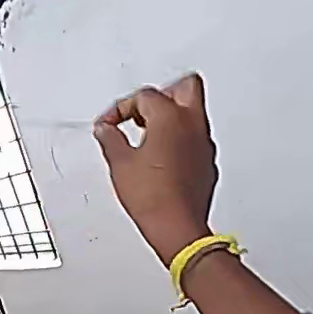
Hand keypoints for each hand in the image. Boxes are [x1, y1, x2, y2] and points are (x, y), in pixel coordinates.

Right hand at [92, 73, 217, 263]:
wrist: (177, 227)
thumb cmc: (154, 198)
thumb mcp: (120, 165)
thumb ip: (111, 140)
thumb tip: (105, 130)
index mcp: (170, 117)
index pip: (145, 96)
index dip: (121, 108)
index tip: (108, 124)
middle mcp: (193, 125)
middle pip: (184, 86)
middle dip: (161, 94)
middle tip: (141, 112)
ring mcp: (204, 144)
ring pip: (194, 113)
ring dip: (172, 118)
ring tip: (149, 138)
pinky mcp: (207, 164)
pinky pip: (196, 140)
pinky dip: (180, 142)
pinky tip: (163, 159)